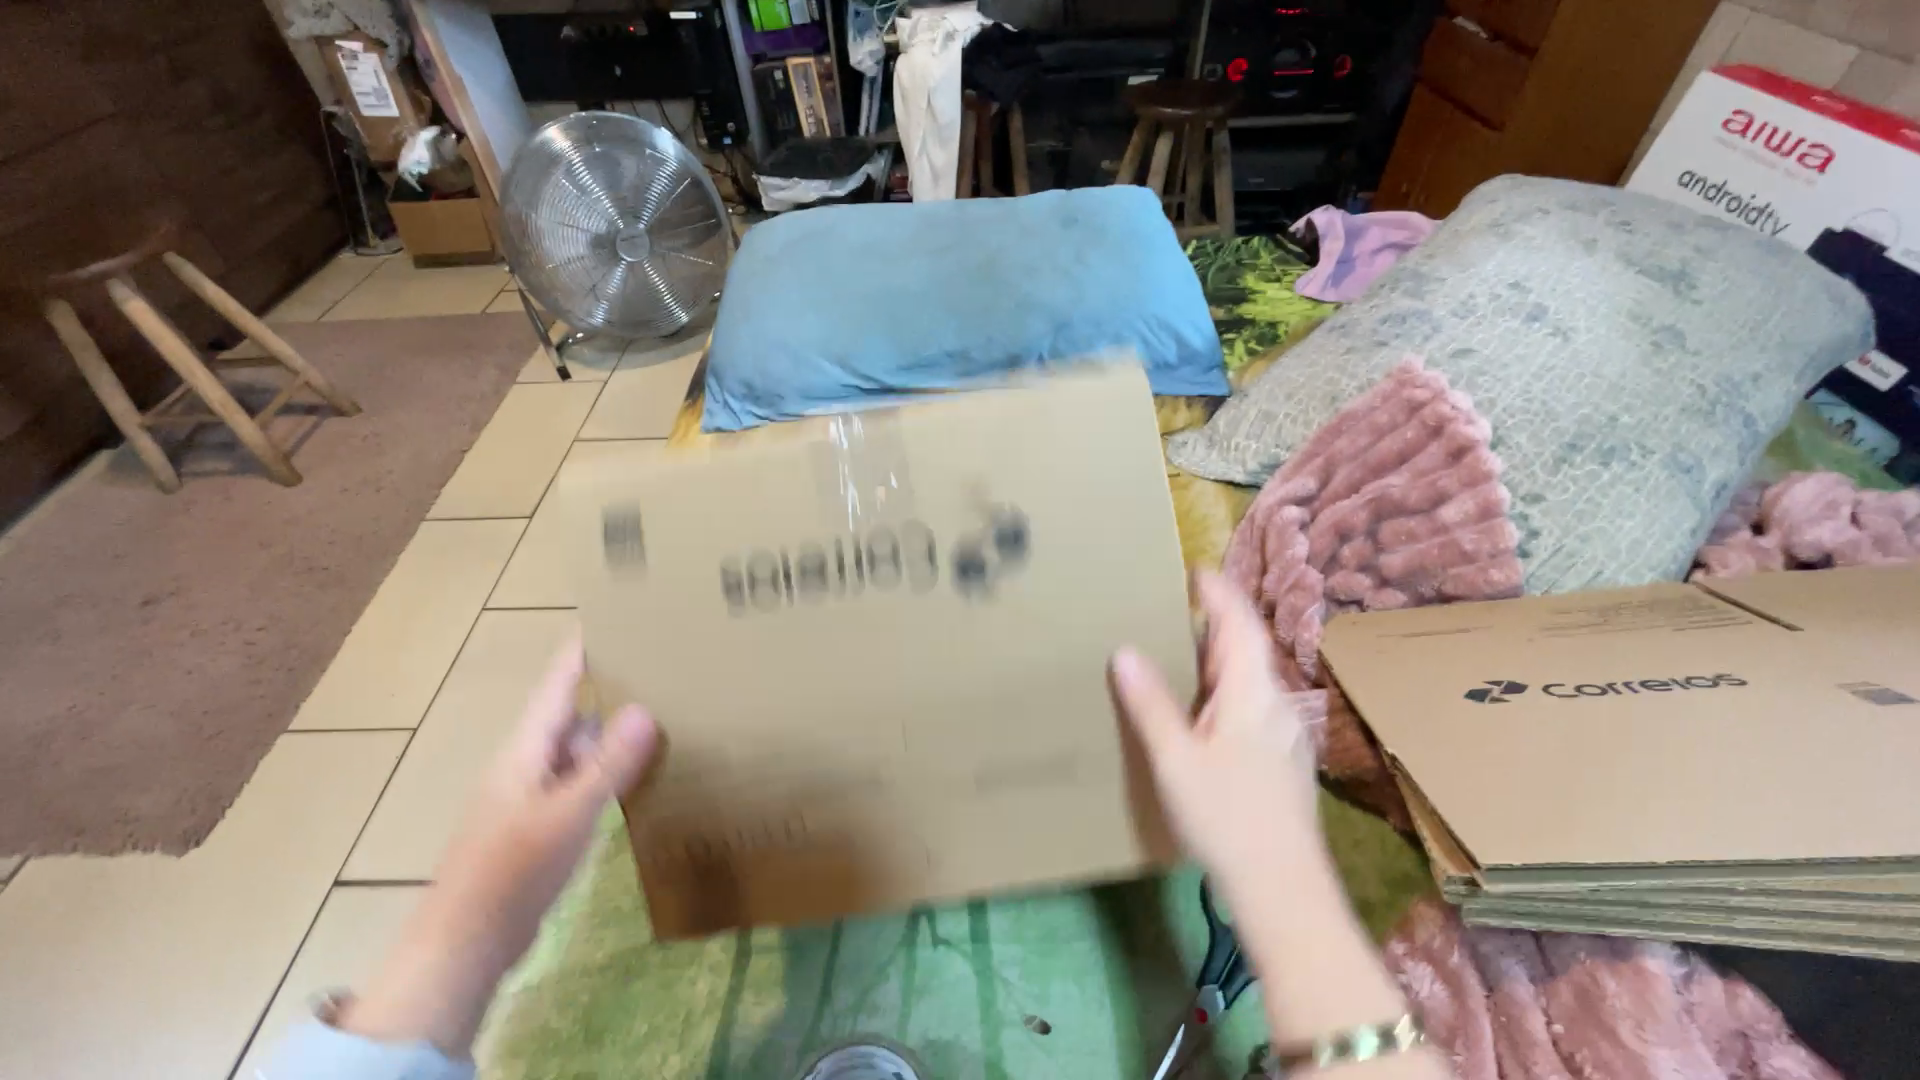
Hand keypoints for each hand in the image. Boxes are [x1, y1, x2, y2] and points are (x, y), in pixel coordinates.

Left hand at [341, 639, 659, 1055]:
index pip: (560, 682)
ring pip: (579, 746)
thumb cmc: (511, 870)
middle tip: (662, 663)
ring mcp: (533, 794)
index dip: (586, 647)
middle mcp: (528, 762)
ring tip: (663, 711)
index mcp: (526, 748)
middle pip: (572, 709)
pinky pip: (581, 779)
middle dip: (611, 683)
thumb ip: (607, 763)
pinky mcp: (541, 824)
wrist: (465, 943)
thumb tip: (645, 707)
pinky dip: (610, 767)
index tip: (619, 615)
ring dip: (613, 728)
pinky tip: (639, 775)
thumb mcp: (568, 814)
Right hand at [1113, 575, 1432, 1063]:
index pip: (1238, 622)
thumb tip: (1125, 651)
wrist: (1283, 888)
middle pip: (1247, 648)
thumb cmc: (1226, 817)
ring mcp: (1284, 733)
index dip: (1217, 592)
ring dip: (1218, 658)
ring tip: (1179, 653)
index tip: (1193, 569)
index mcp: (1253, 691)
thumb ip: (1151, 702)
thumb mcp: (1176, 759)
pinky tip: (1203, 711)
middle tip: (1171, 608)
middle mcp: (1276, 703)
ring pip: (1250, 679)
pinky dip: (1224, 689)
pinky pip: (1251, 705)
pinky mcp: (1282, 760)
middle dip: (1213, 623)